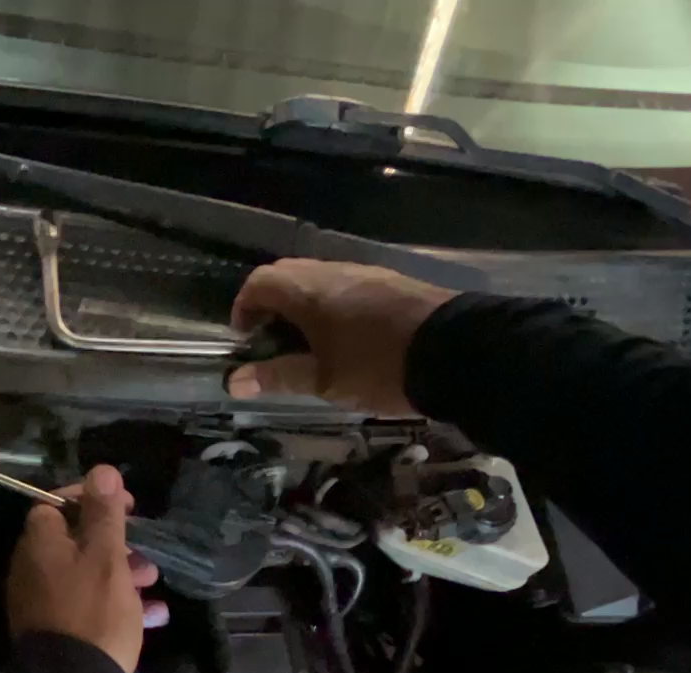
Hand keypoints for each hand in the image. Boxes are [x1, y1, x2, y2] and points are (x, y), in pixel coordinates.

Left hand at [7, 465, 168, 672]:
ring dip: (122, 572)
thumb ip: (104, 513)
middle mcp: (34, 569)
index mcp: (40, 545)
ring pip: (86, 574)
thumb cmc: (92, 614)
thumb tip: (102, 470)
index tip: (126, 505)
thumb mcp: (105, 558)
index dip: (92, 499)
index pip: (56, 503)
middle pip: (75, 540)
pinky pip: (88, 605)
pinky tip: (153, 614)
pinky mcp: (58, 629)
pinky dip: (118, 603)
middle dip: (115, 541)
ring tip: (154, 580)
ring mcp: (43, 601)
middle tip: (146, 548)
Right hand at [226, 259, 459, 415]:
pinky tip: (342, 337)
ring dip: (300, 305)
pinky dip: (328, 304)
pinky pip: (343, 284)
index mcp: (308, 292)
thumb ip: (277, 376)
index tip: (246, 339)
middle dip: (269, 305)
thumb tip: (234, 382)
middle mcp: (332, 272)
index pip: (258, 283)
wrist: (456, 351)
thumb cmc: (377, 367)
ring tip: (307, 344)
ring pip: (316, 279)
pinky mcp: (389, 281)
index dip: (243, 308)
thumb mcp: (323, 381)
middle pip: (285, 275)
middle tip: (272, 343)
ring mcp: (364, 272)